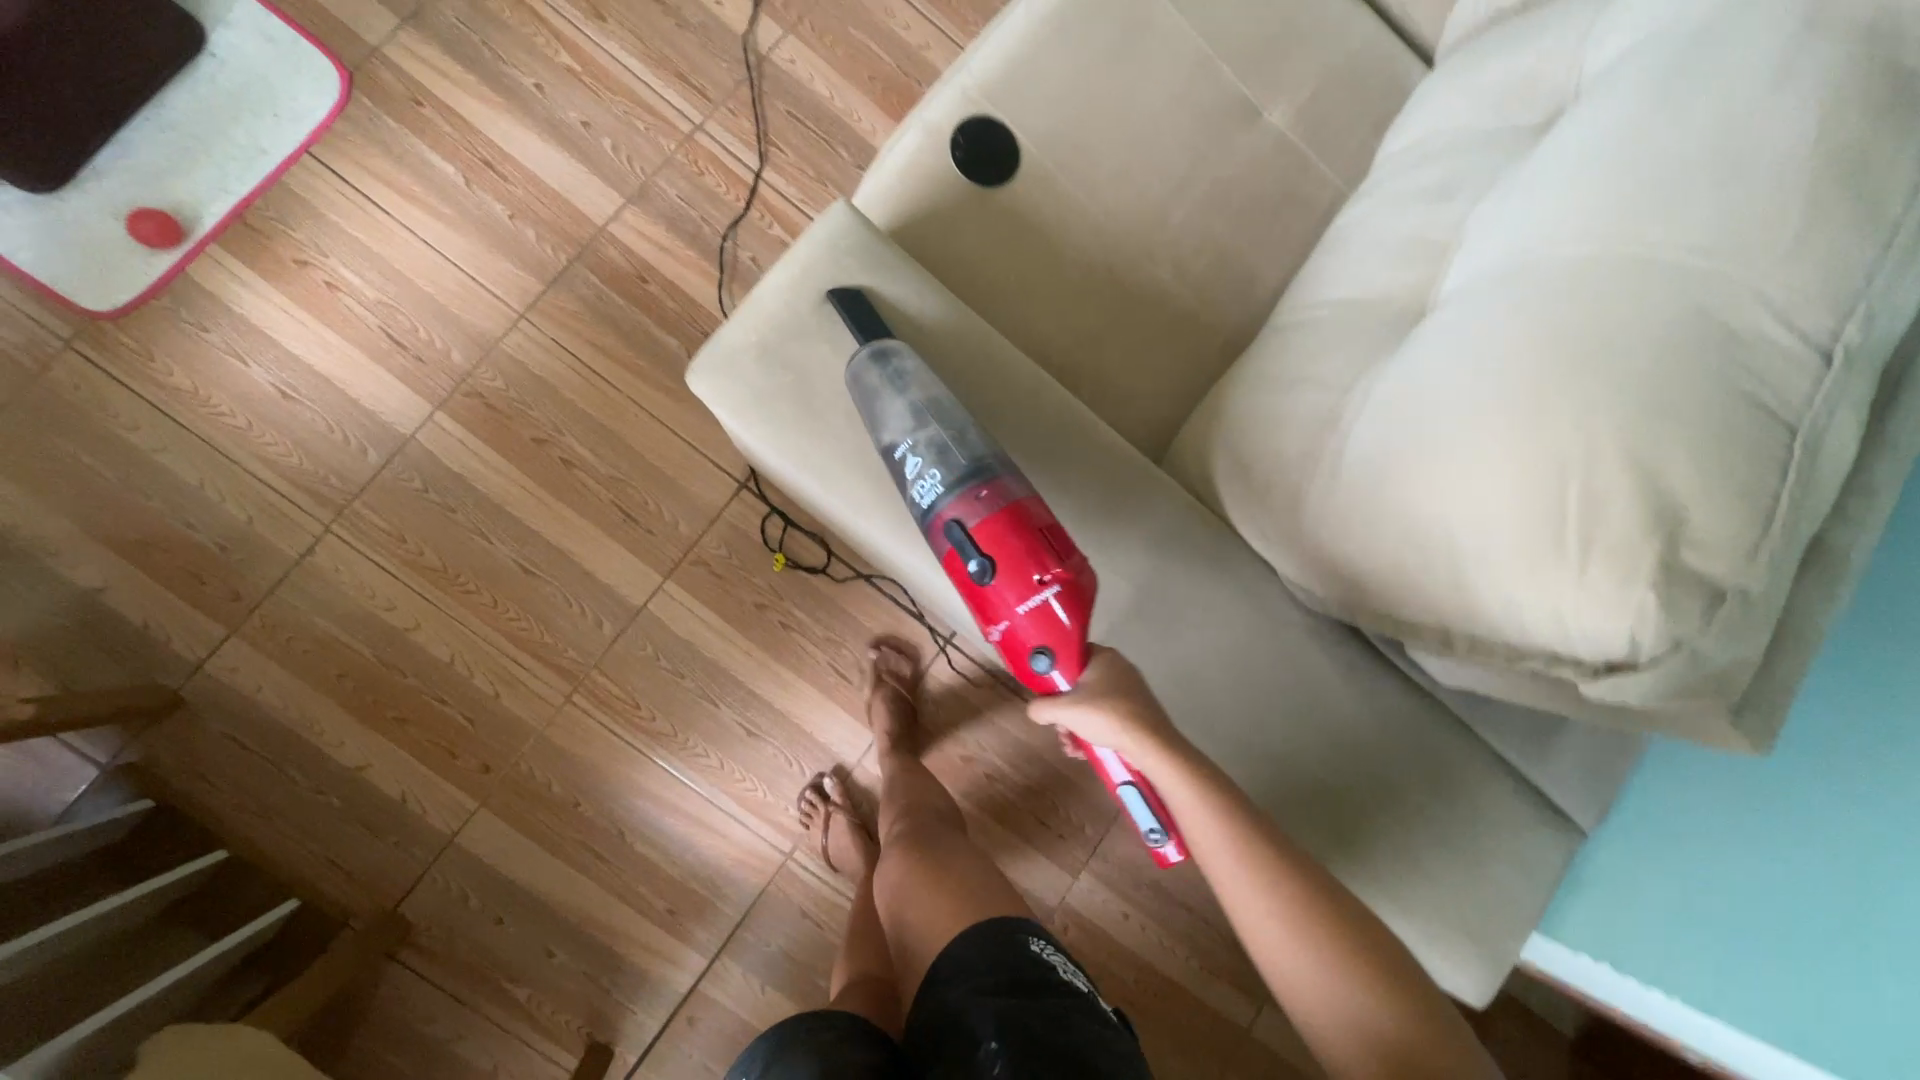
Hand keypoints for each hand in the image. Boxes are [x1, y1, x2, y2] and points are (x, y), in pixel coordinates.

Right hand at [1027, 646, 1184, 765]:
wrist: (1151, 744)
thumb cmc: (1106, 716)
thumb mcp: (1064, 711)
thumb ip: (1041, 707)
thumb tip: (1034, 710)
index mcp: (1102, 656)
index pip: (1070, 655)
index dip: (1054, 674)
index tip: (1046, 693)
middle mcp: (1118, 667)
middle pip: (1078, 685)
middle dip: (1064, 711)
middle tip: (1059, 728)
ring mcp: (1129, 689)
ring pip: (1091, 703)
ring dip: (1076, 726)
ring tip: (1071, 747)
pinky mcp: (1136, 709)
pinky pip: (1106, 715)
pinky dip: (1093, 731)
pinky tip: (1085, 751)